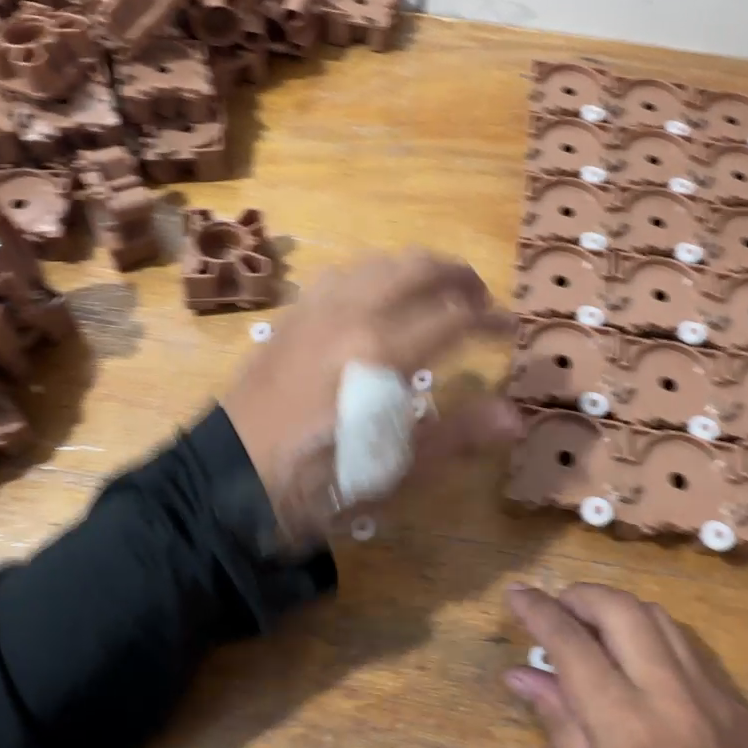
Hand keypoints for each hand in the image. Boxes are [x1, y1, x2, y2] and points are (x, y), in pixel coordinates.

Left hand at [221, 250, 521, 550]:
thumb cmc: (321, 484)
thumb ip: (458, 435)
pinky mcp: (289, 317)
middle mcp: (350, 314)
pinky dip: (371, 276)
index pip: (455, 316)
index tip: (510, 329)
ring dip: (414, 269)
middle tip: (480, 299)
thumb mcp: (395, 470)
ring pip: (376, 263)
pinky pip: (339, 276)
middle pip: (417, 268)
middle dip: (458, 275)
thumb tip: (515, 417)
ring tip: (434, 293)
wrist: (233, 483)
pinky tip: (375, 300)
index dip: (491, 319)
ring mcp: (314, 310)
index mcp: (382, 351)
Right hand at [504, 583, 747, 747]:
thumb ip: (558, 724)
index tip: (516, 593)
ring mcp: (710, 696)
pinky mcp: (734, 704)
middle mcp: (671, 697)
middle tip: (556, 609)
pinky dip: (651, 635)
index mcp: (626, 729)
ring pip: (658, 617)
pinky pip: (686, 646)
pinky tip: (635, 661)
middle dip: (580, 596)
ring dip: (617, 610)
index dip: (538, 611)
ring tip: (592, 631)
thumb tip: (520, 673)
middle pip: (621, 609)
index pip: (573, 645)